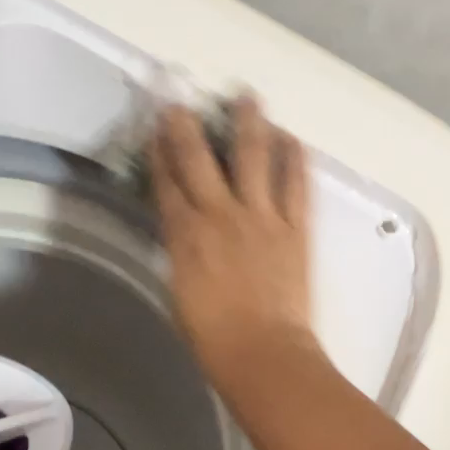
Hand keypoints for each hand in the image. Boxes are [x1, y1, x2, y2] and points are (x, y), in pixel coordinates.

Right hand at [151, 96, 320, 389]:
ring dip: (247, 122)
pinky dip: (294, 156)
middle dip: (185, 126)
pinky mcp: (295, 227)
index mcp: (185, 236)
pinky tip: (291, 137)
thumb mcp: (179, 293)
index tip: (153, 129)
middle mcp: (219, 214)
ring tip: (246, 96)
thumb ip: (181, 255)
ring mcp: (261, 216)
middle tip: (180, 101)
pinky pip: (296, 182)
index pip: (166, 184)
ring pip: (252, 155)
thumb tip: (184, 235)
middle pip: (197, 158)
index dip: (158, 153)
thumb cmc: (212, 338)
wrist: (263, 353)